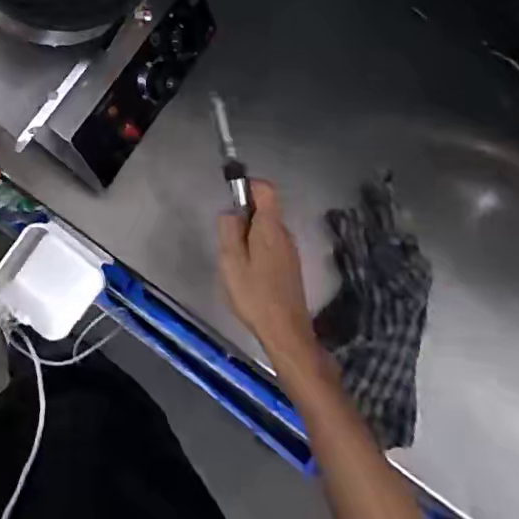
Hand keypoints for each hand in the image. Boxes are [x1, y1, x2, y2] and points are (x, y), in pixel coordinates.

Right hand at [217, 179, 315, 360]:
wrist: (286, 332)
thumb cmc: (254, 294)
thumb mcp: (230, 259)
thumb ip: (228, 228)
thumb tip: (231, 211)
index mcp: (270, 227)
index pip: (265, 189)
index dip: (248, 186)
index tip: (231, 200)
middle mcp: (284, 234)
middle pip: (264, 209)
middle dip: (243, 217)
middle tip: (228, 242)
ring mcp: (290, 251)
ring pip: (266, 229)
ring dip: (248, 236)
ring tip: (236, 262)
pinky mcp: (290, 267)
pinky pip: (271, 245)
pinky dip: (257, 250)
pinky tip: (249, 274)